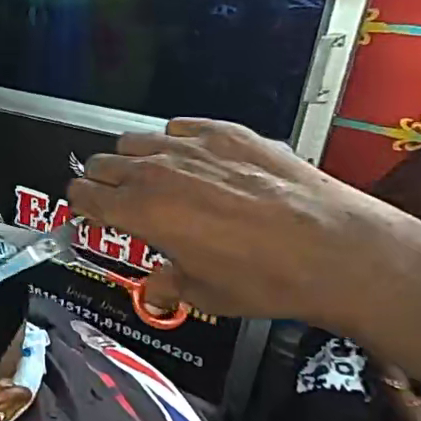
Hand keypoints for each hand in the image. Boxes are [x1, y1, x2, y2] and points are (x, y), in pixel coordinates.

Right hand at [65, 119, 420, 332]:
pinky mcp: (225, 132)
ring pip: (134, 139)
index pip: (83, 195)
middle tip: (120, 199)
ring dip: (134, 158)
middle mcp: (155, 171)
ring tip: (156, 178)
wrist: (338, 251)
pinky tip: (196, 161)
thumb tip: (159, 287)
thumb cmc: (270, 278)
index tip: (90, 212)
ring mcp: (190, 146)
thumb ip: (168, 284)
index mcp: (140, 212)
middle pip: (101, 163)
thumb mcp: (205, 294)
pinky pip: (180, 126)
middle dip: (102, 182)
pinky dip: (176, 141)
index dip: (82, 206)